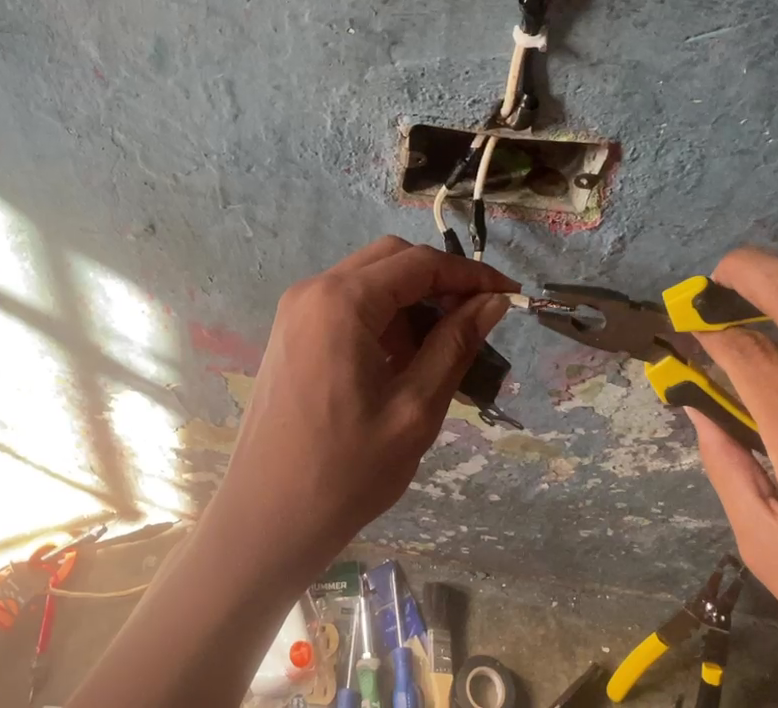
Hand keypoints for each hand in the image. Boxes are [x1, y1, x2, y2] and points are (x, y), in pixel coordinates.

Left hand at [206, 236, 516, 578]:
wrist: (266, 517)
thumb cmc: (345, 470)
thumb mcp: (415, 408)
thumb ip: (455, 345)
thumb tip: (494, 303)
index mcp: (342, 301)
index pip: (418, 263)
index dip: (470, 274)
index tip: (511, 295)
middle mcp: (313, 291)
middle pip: (390, 260)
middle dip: (440, 282)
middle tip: (479, 320)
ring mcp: (296, 311)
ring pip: (368, 281)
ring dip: (412, 302)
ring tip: (448, 347)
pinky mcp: (291, 334)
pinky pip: (346, 306)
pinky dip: (383, 319)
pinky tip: (408, 360)